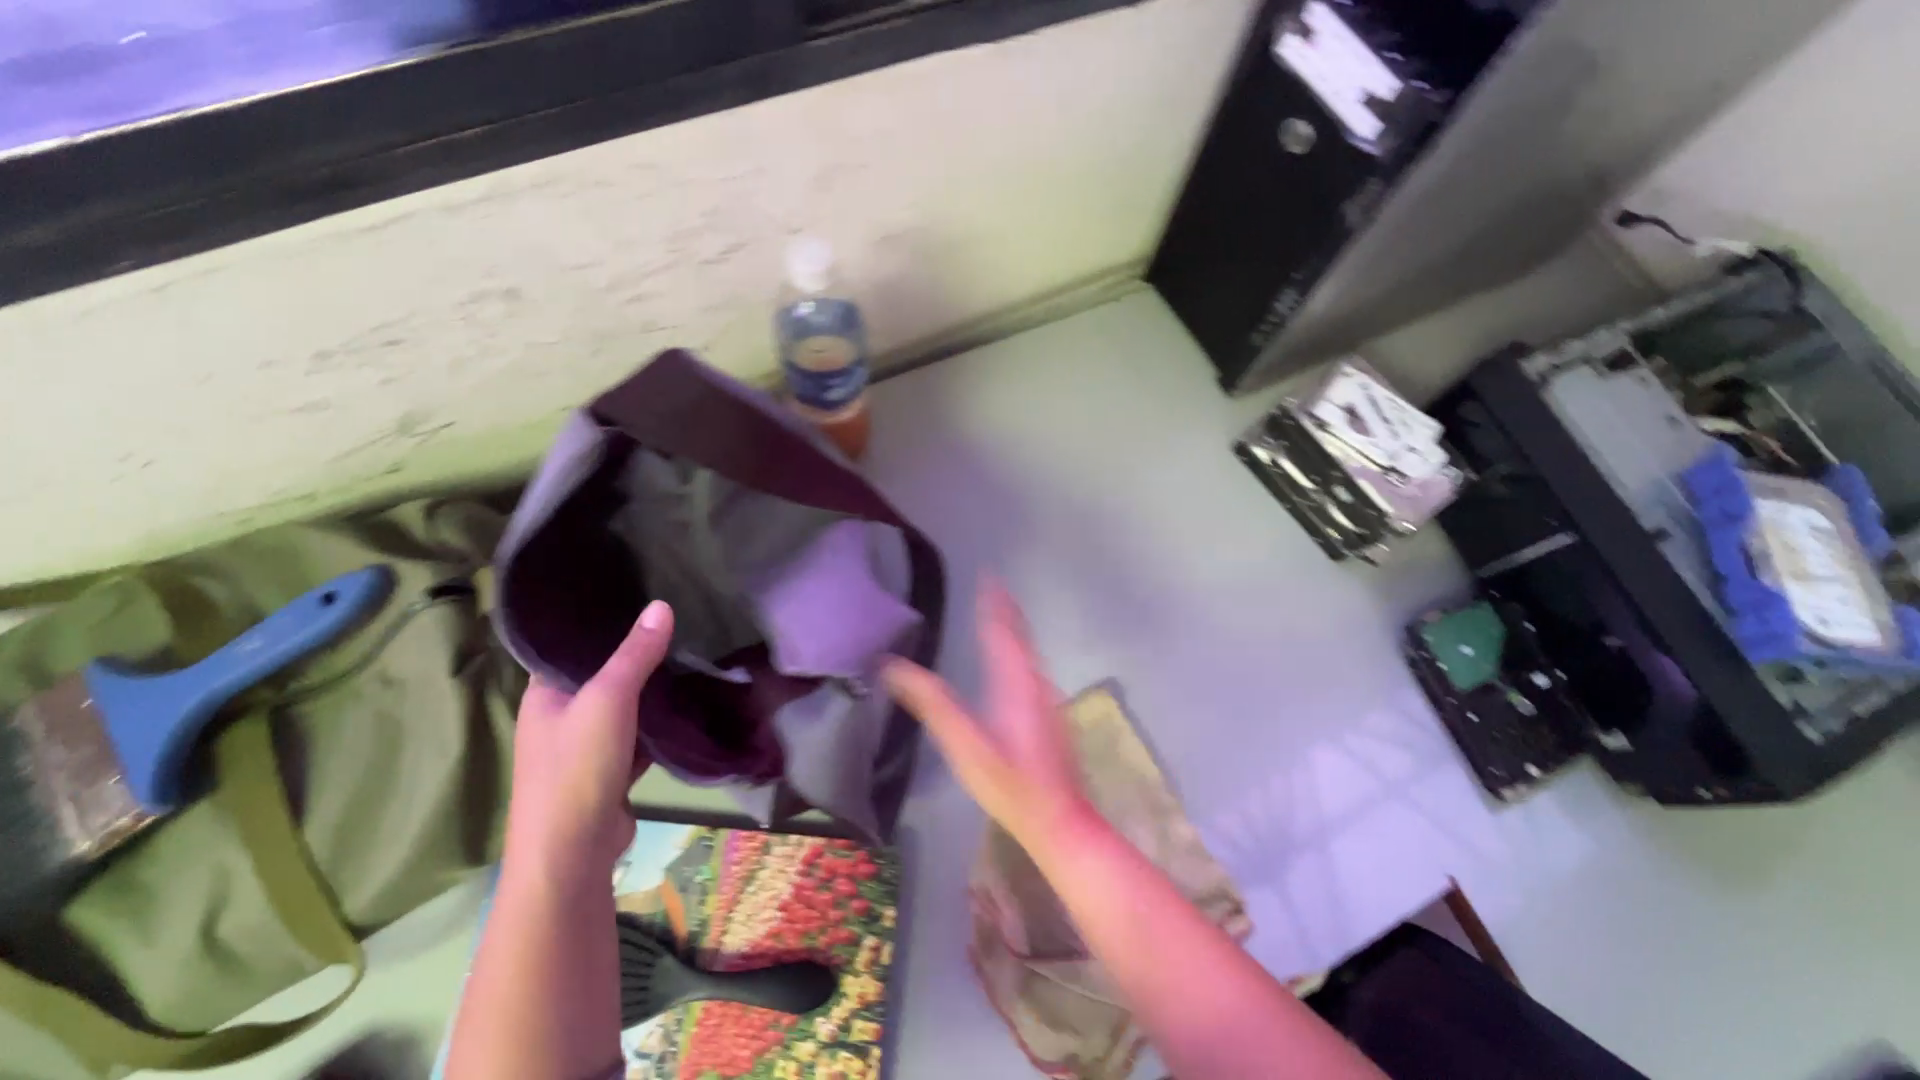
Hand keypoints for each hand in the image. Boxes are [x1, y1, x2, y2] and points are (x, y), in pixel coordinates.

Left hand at [503, 600, 674, 885]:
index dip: (598, 620)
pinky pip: (637, 739)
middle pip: (600, 675)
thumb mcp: (608, 700)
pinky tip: (688, 706)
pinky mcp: (609, 773)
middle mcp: (559, 716)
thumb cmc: (576, 769)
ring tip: (690, 654)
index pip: (568, 645)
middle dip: (635, 654)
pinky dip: (658, 727)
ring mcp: (584, 747)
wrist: (572, 856)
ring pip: (623, 708)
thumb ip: (635, 655)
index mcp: (543, 693)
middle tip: (677, 621)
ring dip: (650, 692)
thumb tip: (661, 606)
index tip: (637, 593)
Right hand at [883, 582, 1091, 851]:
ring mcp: (1050, 702)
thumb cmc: (1011, 785)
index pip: (1003, 631)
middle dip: (1006, 613)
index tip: (989, 576)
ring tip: (999, 617)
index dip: (995, 604)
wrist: (1060, 821)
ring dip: (1014, 634)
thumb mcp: (964, 745)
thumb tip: (891, 667)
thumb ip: (931, 704)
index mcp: (1016, 683)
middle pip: (1021, 639)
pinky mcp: (1053, 720)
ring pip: (1030, 656)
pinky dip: (1019, 656)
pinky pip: (1033, 672)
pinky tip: (1012, 668)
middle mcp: (1038, 684)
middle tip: (992, 590)